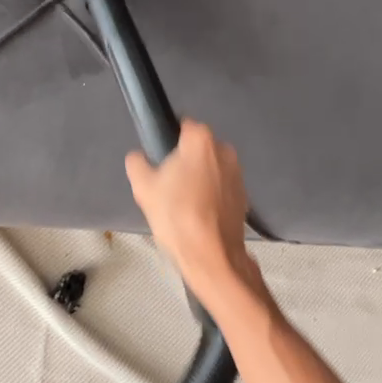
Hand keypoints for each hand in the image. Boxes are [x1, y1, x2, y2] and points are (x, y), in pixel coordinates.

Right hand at [124, 121, 259, 299]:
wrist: (211, 256)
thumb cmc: (176, 216)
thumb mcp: (143, 187)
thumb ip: (137, 163)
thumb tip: (138, 157)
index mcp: (201, 140)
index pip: (183, 126)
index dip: (169, 140)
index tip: (160, 158)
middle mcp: (224, 150)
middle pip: (197, 149)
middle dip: (184, 161)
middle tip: (168, 185)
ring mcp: (238, 173)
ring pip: (210, 169)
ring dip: (199, 179)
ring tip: (183, 204)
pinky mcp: (244, 196)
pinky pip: (222, 187)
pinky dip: (211, 196)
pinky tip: (199, 215)